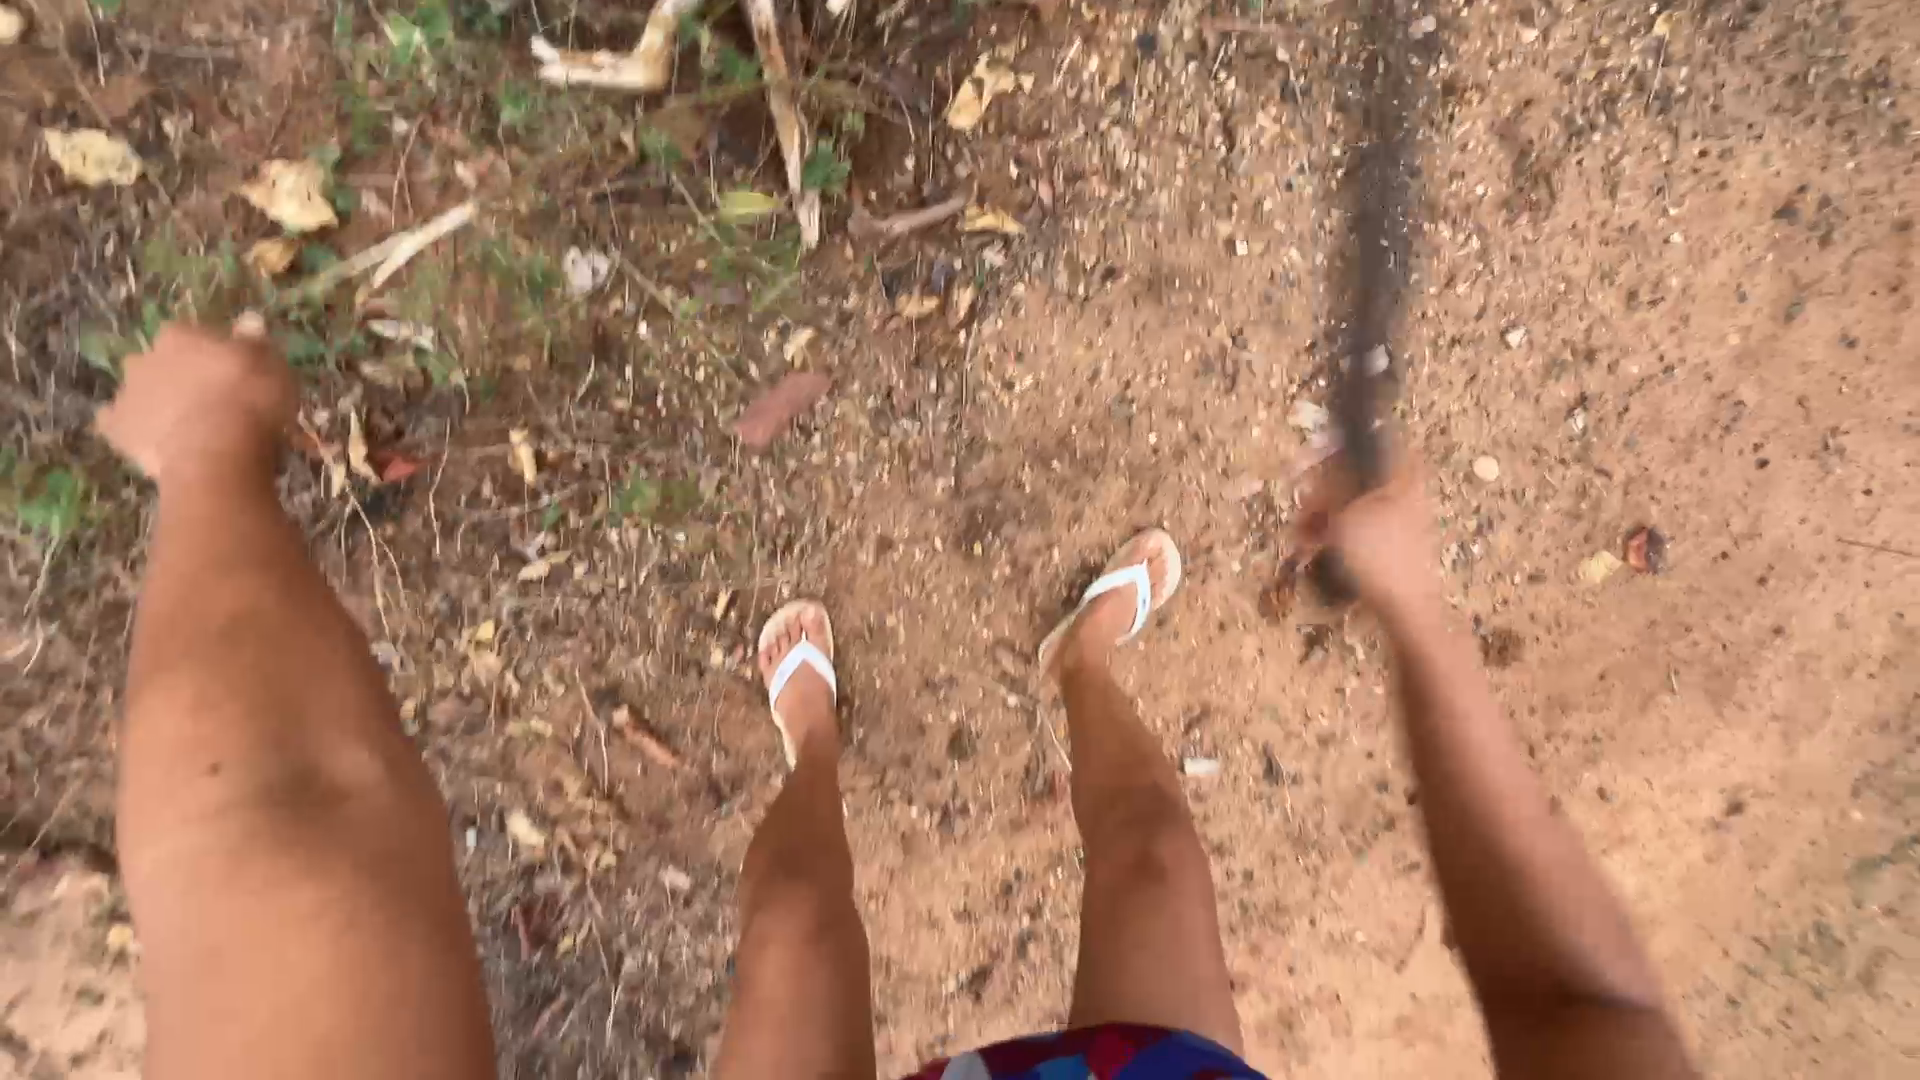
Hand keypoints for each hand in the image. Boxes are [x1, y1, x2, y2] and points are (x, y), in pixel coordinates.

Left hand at [96, 318, 294, 483]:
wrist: (216, 449)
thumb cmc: (252, 400)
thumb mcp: (274, 367)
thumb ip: (257, 344)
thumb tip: (249, 321)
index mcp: (181, 336)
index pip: (195, 332)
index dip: (216, 350)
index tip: (237, 368)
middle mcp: (144, 357)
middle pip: (163, 360)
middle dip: (182, 373)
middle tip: (215, 396)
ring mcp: (125, 392)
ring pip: (144, 390)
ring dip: (163, 399)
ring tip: (197, 423)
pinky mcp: (115, 427)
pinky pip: (125, 423)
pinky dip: (142, 429)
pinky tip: (166, 440)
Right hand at [1297, 459, 1442, 624]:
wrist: (1402, 605)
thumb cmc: (1377, 555)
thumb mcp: (1346, 512)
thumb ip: (1334, 481)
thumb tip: (1325, 453)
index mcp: (1399, 476)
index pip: (1372, 443)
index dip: (1340, 447)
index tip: (1313, 458)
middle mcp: (1400, 491)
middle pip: (1352, 476)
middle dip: (1321, 491)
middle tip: (1305, 509)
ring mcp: (1393, 517)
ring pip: (1347, 503)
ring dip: (1319, 515)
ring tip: (1301, 536)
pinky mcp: (1384, 541)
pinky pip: (1351, 526)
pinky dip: (1330, 532)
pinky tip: (1311, 547)